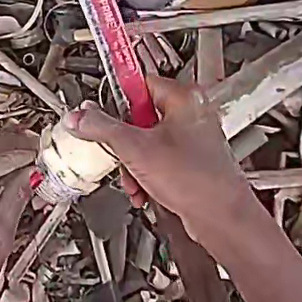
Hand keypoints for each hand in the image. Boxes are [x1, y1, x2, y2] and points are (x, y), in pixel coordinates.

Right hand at [63, 75, 257, 241]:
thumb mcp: (135, 149)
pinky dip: (145, 175)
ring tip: (134, 178)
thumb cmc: (196, 181)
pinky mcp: (191, 162)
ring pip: (145, 142)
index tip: (99, 105)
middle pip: (138, 117)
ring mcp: (193, 139)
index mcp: (184, 98)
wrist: (221, 219)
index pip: (139, 82)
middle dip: (123, 143)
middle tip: (119, 151)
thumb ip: (102, 128)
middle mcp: (191, 114)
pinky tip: (144, 189)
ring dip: (131, 163)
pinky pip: (156, 161)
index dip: (116, 98)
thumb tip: (80, 116)